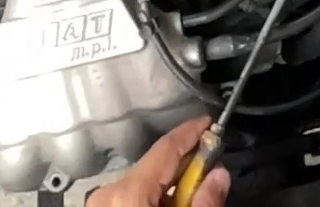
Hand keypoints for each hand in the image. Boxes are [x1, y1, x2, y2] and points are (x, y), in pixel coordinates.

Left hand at [87, 116, 229, 206]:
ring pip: (144, 180)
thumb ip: (204, 202)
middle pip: (156, 162)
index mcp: (126, 192)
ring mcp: (99, 203)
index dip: (192, 131)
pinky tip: (170, 206)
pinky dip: (154, 197)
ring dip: (171, 183)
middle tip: (213, 166)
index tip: (210, 122)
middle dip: (186, 163)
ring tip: (192, 196)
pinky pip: (131, 195)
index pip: (166, 146)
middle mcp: (107, 192)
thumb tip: (219, 175)